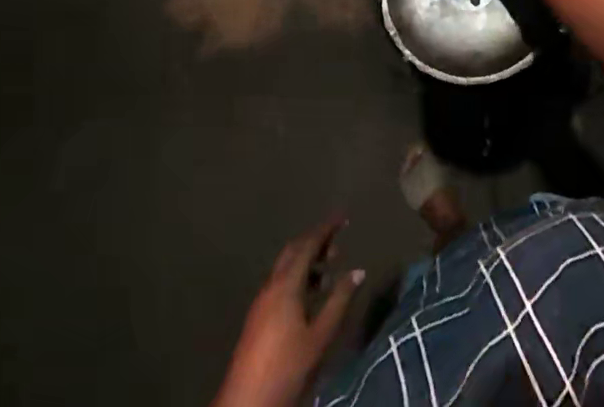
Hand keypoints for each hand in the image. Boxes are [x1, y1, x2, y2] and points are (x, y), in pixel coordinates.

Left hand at [213, 216, 364, 406]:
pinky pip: (280, 283)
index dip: (326, 229)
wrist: (246, 405)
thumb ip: (339, 300)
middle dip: (315, 241)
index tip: (344, 216)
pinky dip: (299, 276)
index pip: (307, 245)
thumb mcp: (321, 334)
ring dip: (307, 260)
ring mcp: (261, 303)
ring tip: (331, 268)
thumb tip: (358, 271)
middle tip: (339, 240)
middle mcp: (270, 287)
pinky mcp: (258, 317)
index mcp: (285, 286)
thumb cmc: (287, 367)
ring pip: (285, 268)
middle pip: (292, 252)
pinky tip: (313, 293)